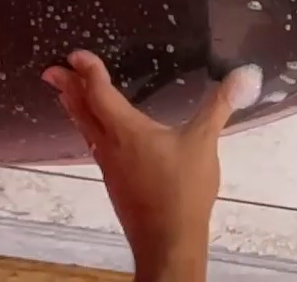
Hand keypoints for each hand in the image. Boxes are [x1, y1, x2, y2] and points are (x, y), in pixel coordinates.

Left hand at [43, 51, 262, 281]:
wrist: (168, 242)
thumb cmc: (183, 189)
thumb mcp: (204, 141)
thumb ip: (221, 104)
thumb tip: (245, 73)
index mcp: (127, 133)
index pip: (101, 96)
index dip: (90, 73)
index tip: (76, 54)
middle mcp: (111, 147)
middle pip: (83, 112)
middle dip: (68, 89)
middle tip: (51, 70)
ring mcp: (111, 166)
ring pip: (86, 129)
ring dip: (77, 108)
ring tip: (68, 94)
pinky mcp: (117, 180)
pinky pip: (96, 143)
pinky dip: (91, 125)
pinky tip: (101, 130)